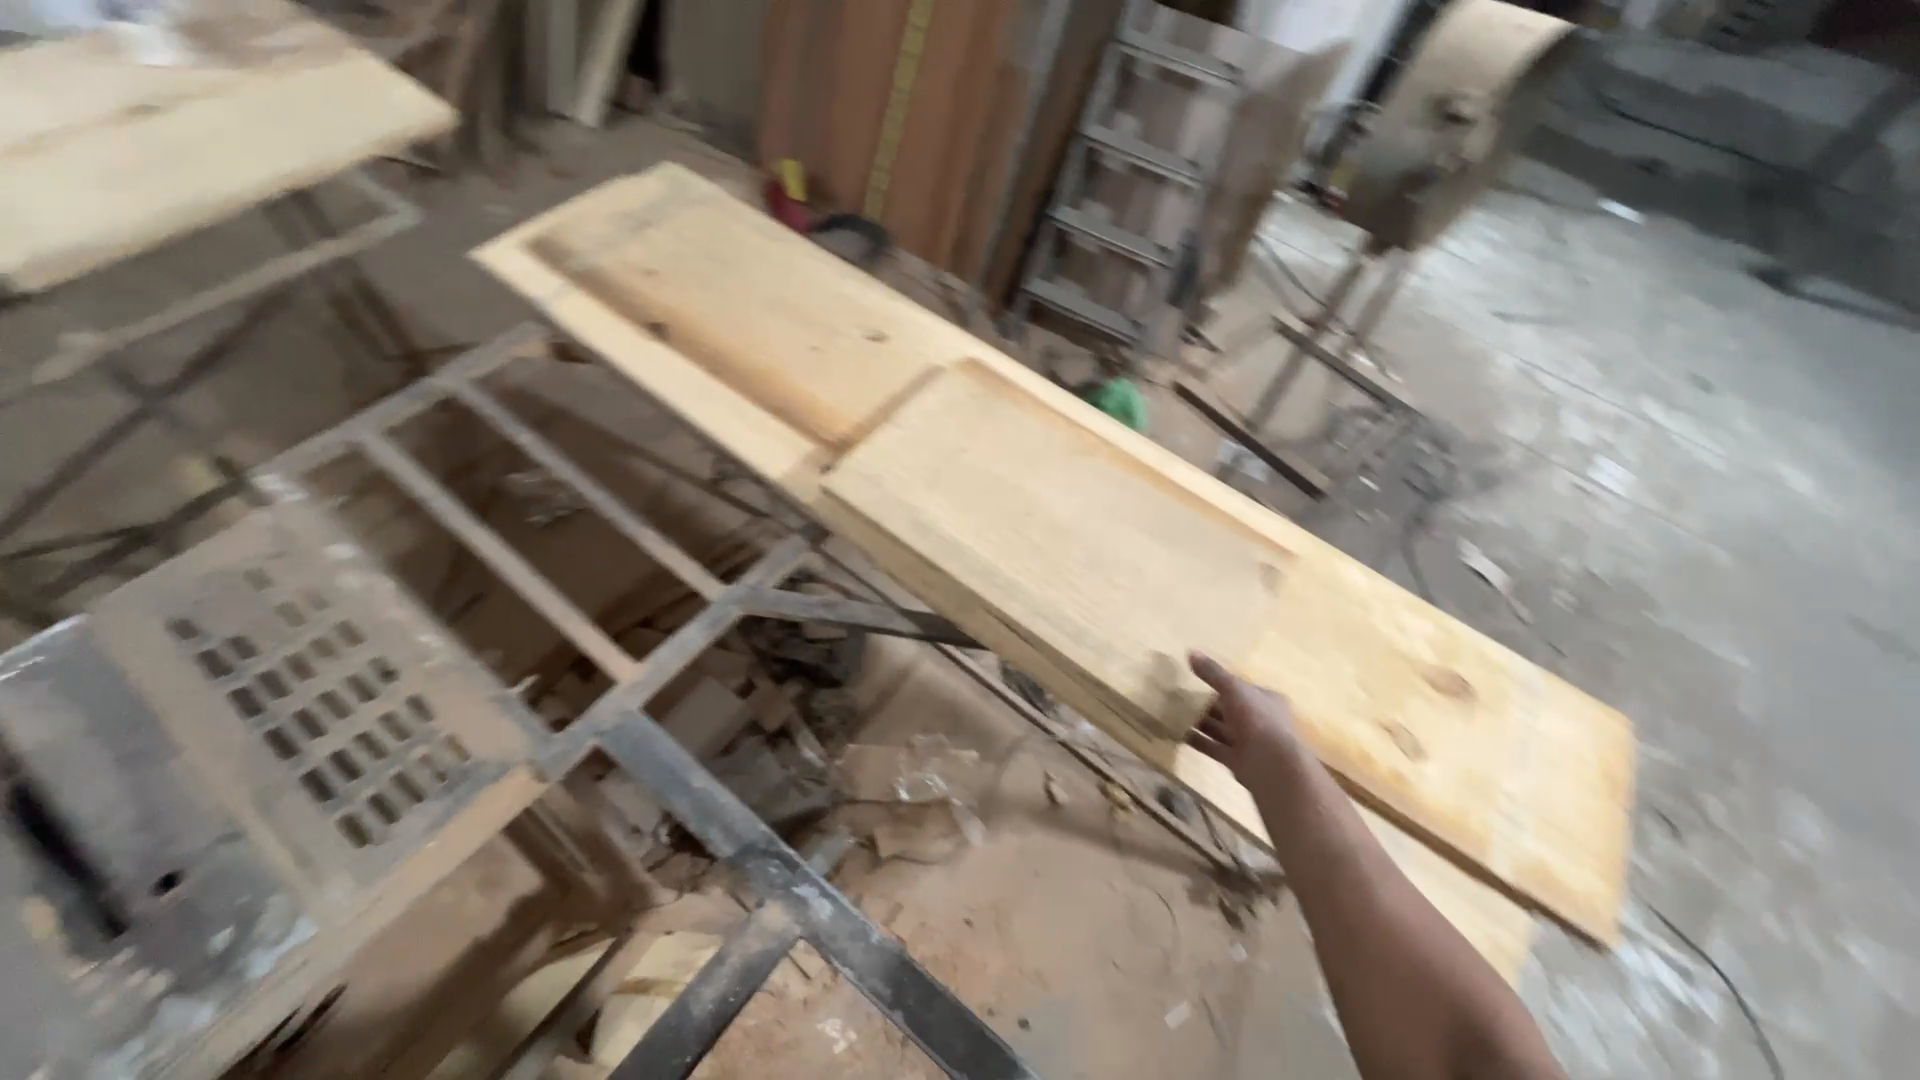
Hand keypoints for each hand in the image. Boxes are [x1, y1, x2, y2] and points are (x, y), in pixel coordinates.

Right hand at [1187, 651, 1305, 783]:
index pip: (1240, 688)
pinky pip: (1213, 747)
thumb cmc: (1257, 718)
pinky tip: (1178, 734)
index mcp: (1265, 699)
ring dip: (1199, 723)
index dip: (1220, 684)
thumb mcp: (1233, 688)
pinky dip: (1198, 741)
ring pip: (1220, 729)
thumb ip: (1213, 673)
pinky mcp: (1237, 760)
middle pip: (1228, 709)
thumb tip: (1191, 652)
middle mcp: (1259, 719)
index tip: (1196, 680)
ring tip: (1174, 714)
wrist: (1271, 764)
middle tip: (1179, 697)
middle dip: (1206, 705)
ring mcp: (1248, 741)